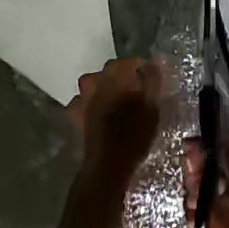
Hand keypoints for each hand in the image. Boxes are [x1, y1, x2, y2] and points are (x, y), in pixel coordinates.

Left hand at [67, 58, 162, 189]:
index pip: (130, 62)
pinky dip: (92, 104)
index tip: (150, 82)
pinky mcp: (74, 113)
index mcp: (116, 76)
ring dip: (106, 89)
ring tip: (118, 104)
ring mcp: (81, 96)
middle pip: (111, 71)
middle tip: (136, 93)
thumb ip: (152, 80)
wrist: (108, 165)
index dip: (142, 69)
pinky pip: (84, 101)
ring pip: (95, 84)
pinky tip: (100, 114)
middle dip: (123, 77)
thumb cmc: (135, 135)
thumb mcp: (152, 107)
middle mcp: (95, 81)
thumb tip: (153, 62)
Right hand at [185, 138, 228, 227]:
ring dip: (196, 206)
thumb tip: (194, 150)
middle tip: (191, 204)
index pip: (228, 151)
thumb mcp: (218, 216)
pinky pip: (210, 216)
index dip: (205, 147)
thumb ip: (206, 182)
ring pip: (209, 196)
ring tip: (194, 226)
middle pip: (216, 173)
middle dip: (197, 184)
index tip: (181, 151)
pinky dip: (200, 223)